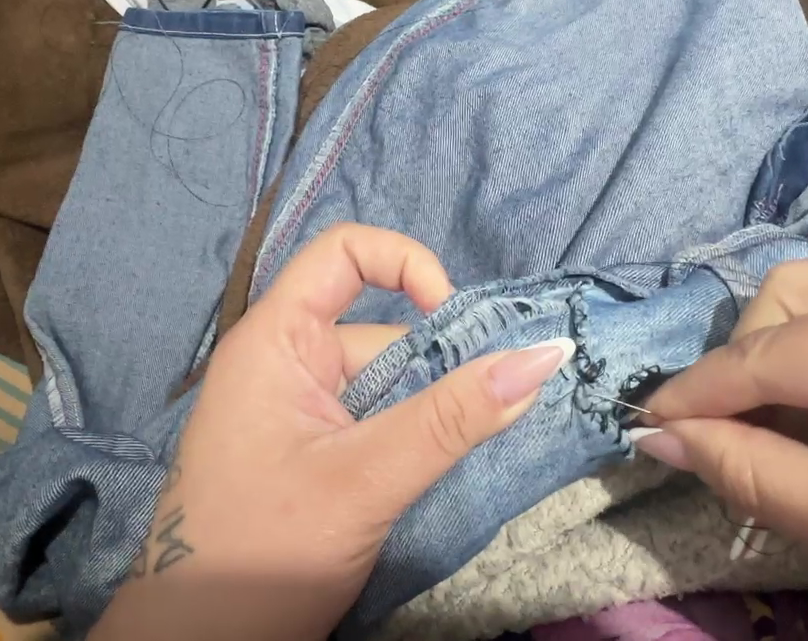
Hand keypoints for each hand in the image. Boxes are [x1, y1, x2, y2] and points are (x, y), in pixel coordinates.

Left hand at [90, 223, 573, 640]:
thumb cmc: (261, 555)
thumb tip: (546, 354)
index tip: (451, 319)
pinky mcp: (309, 446)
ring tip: (447, 459)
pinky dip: (408, 436)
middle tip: (479, 416)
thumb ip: (455, 418)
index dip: (406, 263)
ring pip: (384, 380)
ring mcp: (296, 406)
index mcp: (276, 339)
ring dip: (426, 412)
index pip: (344, 252)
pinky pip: (373, 416)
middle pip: (379, 327)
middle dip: (433, 368)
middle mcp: (285, 359)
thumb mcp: (366, 480)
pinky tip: (426, 471)